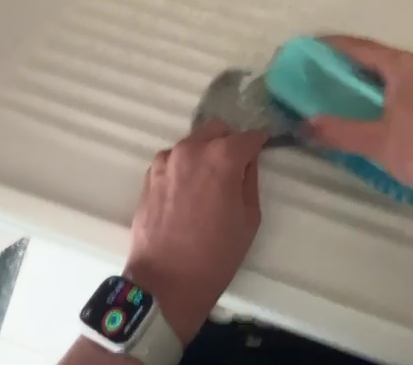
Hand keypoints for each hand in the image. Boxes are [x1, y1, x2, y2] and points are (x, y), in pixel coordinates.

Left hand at [123, 119, 267, 342]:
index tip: (262, 149)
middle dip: (230, 141)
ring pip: (194, 141)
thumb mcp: (248, 219)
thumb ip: (250, 180)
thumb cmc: (214, 256)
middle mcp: (192, 148)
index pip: (247, 137)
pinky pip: (174, 158)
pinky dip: (184, 166)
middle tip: (235, 166)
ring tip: (209, 183)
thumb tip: (247, 161)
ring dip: (205, 152)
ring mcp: (167, 159)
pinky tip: (187, 192)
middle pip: (217, 129)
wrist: (164, 282)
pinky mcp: (150, 173)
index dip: (258, 142)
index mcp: (222, 157)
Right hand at [305, 36, 412, 216]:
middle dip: (357, 68)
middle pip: (385, 60)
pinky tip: (397, 121)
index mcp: (407, 66)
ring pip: (407, 77)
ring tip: (360, 102)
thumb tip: (303, 125)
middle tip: (330, 80)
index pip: (361, 47)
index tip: (311, 49)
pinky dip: (404, 98)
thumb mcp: (377, 144)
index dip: (332, 47)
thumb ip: (338, 131)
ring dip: (383, 85)